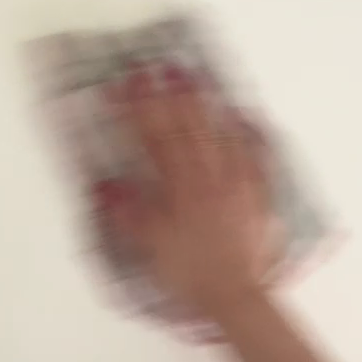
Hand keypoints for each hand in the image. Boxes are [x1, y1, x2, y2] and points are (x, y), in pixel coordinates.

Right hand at [101, 64, 279, 321]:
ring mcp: (236, 183)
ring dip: (206, 103)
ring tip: (197, 76)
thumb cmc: (189, 273)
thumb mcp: (149, 246)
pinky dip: (249, 132)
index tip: (126, 83)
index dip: (138, 108)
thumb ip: (128, 211)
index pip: (154, 138)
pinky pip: (255, 156)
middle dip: (171, 94)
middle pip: (187, 128)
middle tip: (160, 66)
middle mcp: (208, 178)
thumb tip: (105, 181)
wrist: (235, 295)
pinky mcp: (257, 194)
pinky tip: (244, 114)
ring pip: (220, 134)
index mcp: (178, 188)